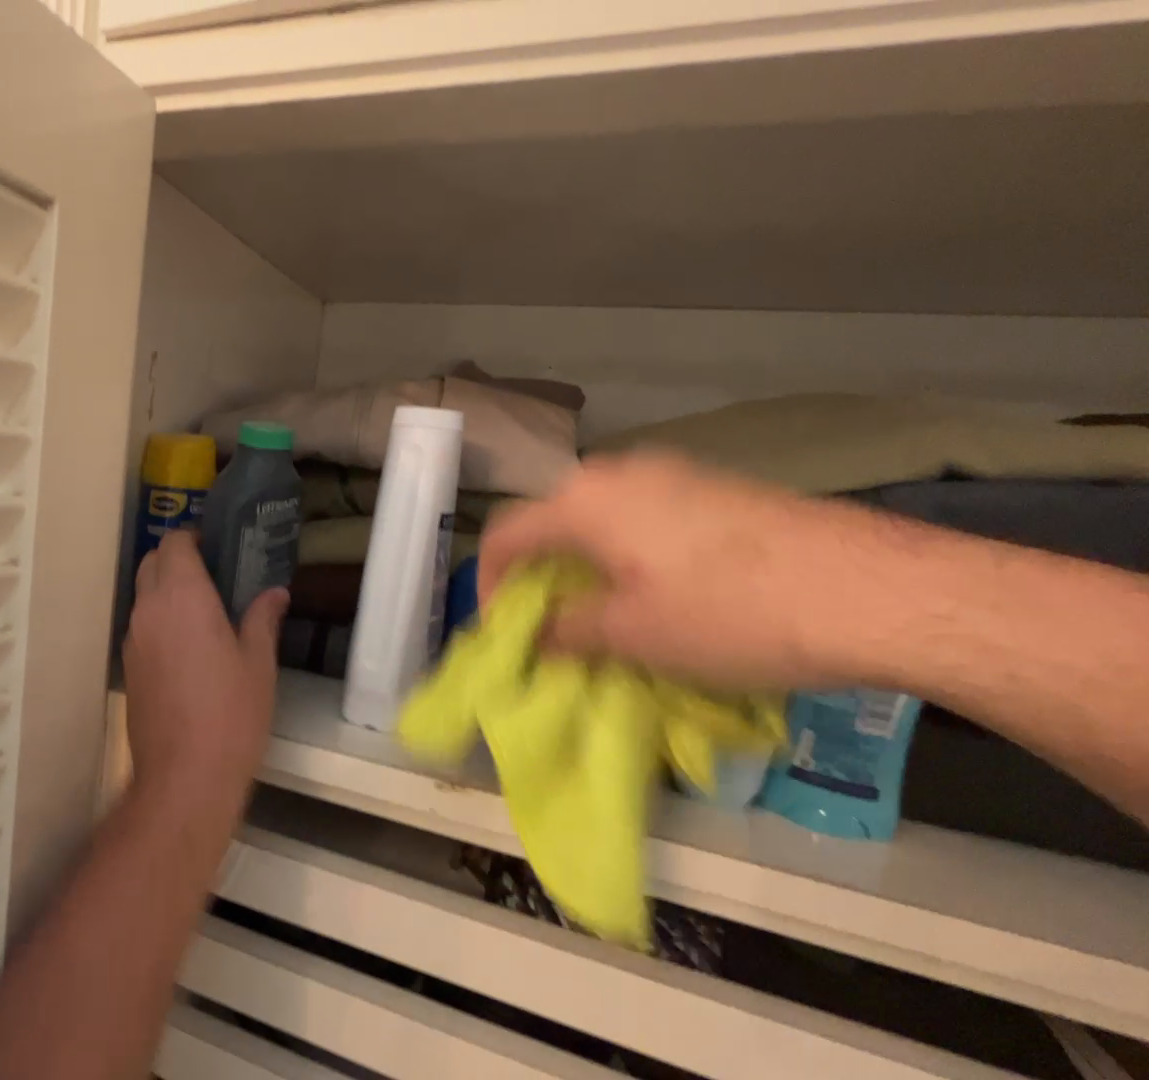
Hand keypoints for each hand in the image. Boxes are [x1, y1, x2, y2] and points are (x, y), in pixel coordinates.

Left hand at [122, 531, 287, 805]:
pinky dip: (160, 619)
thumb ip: (262, 619)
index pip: (175, 542)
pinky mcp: (129, 667)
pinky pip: (141, 625)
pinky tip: (190, 645)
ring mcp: (133, 639)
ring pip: (143, 594)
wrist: (185, 776)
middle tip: (216, 576)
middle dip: (178, 559)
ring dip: (167, 590)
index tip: (221, 549)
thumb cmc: (231, 714)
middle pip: (152, 562)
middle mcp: (148, 609)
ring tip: (207, 610)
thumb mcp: (259, 663)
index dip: (195, 538)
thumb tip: (275, 593)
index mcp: (182, 596)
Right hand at [479, 451, 928, 690]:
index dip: (487, 584)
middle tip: (553, 628)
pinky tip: (668, 598)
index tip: (503, 632)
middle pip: (554, 523)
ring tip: (609, 618)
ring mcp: (679, 476)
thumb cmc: (730, 614)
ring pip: (605, 521)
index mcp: (584, 501)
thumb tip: (535, 633)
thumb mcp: (631, 635)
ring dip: (590, 568)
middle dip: (542, 577)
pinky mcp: (725, 490)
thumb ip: (564, 630)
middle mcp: (623, 474)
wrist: (881, 590)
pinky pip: (651, 520)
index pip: (504, 536)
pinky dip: (635, 558)